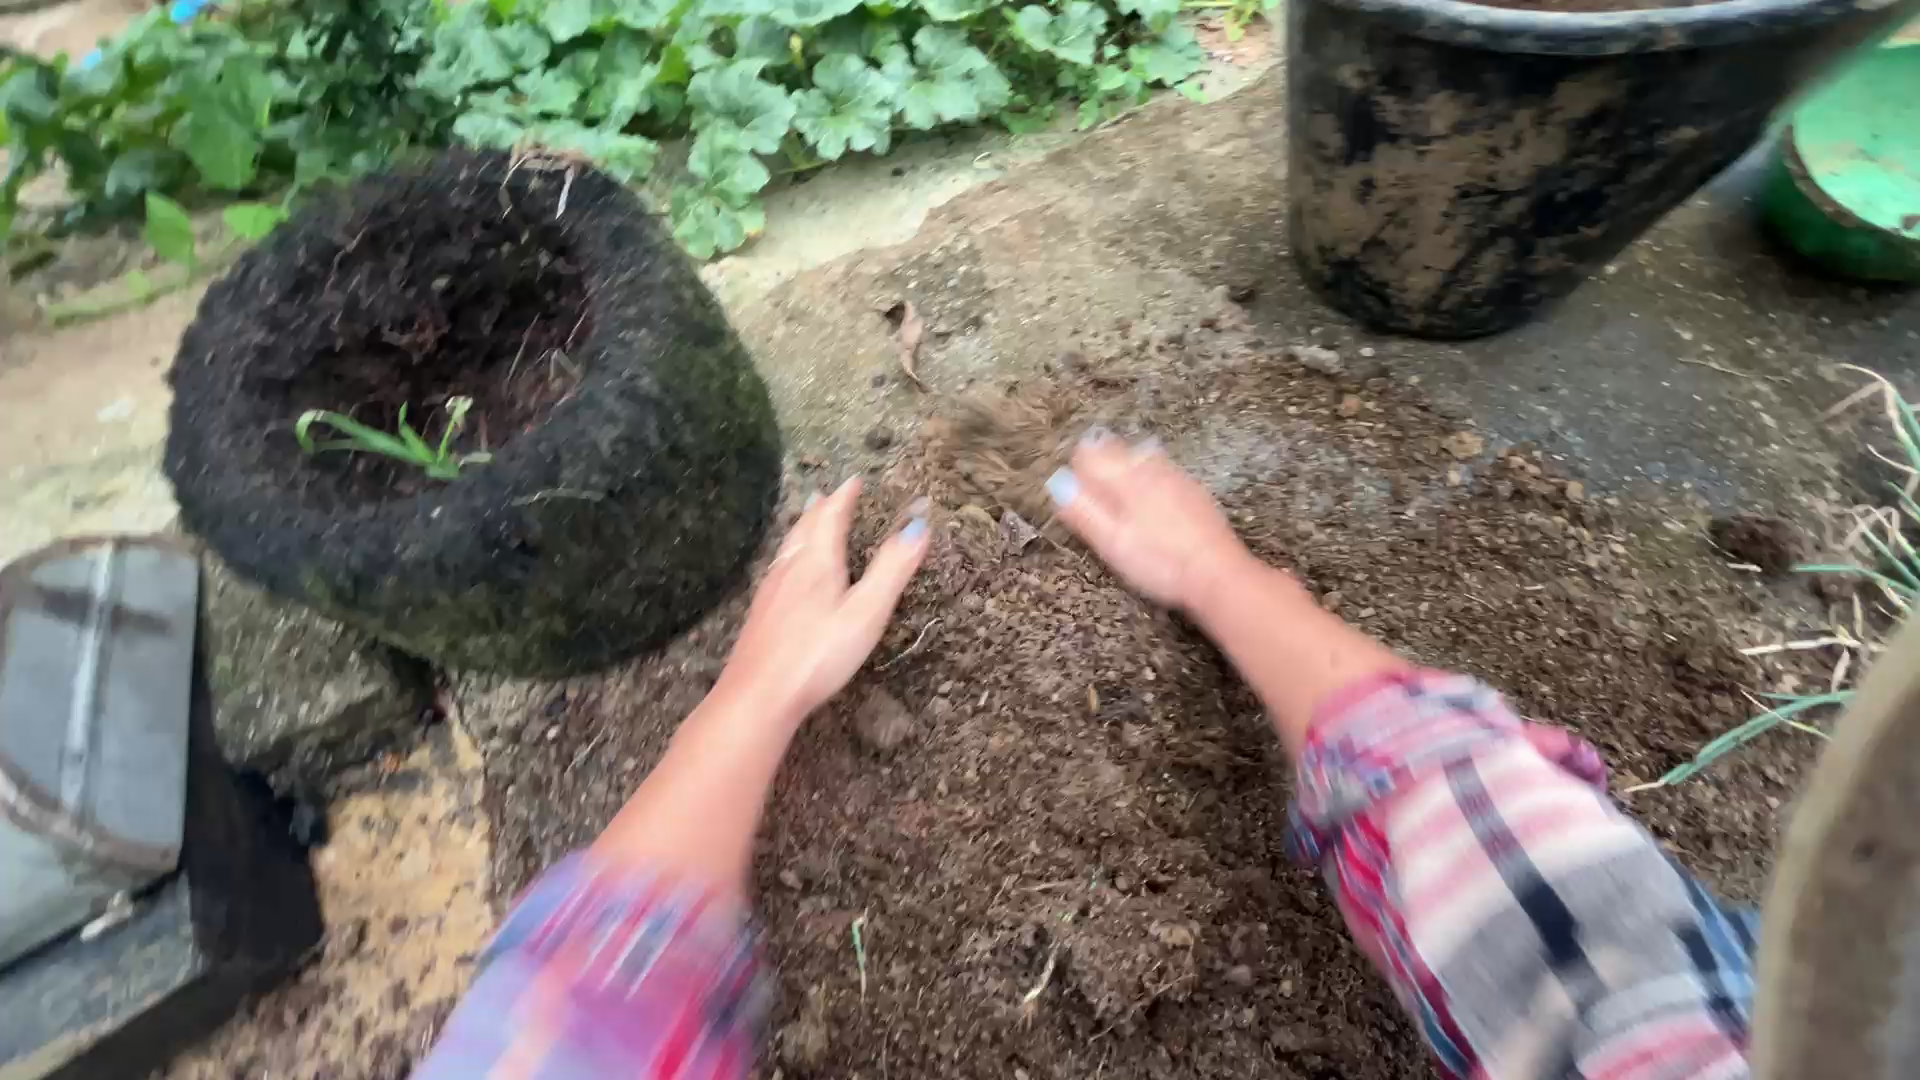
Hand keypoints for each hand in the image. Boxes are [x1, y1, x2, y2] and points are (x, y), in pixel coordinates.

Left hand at [714, 477, 931, 724]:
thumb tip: (919, 525)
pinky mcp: (762, 614)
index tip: (854, 480)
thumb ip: (892, 568)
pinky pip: (779, 568)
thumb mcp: (867, 611)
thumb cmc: (819, 654)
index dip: (844, 497)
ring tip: (807, 518)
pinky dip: (790, 553)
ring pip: (789, 547)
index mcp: (818, 562)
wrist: (758, 694)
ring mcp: (772, 591)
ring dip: (802, 527)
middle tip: (829, 493)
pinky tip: (787, 570)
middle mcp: (791, 569)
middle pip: (806, 528)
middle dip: (821, 508)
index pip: (831, 517)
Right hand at [1046, 429, 1248, 611]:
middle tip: (1092, 486)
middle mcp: (1151, 470)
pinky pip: (1164, 469)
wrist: (1216, 573)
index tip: (1073, 484)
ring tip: (1118, 489)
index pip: (1091, 454)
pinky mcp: (1194, 491)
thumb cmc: (1159, 563)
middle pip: (1117, 449)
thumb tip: (1057, 485)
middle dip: (1100, 461)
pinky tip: (1151, 498)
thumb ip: (1083, 512)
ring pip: (1142, 455)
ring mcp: (1176, 478)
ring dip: (1125, 464)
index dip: (1076, 466)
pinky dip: (1149, 474)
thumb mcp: (1112, 543)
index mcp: (1126, 480)